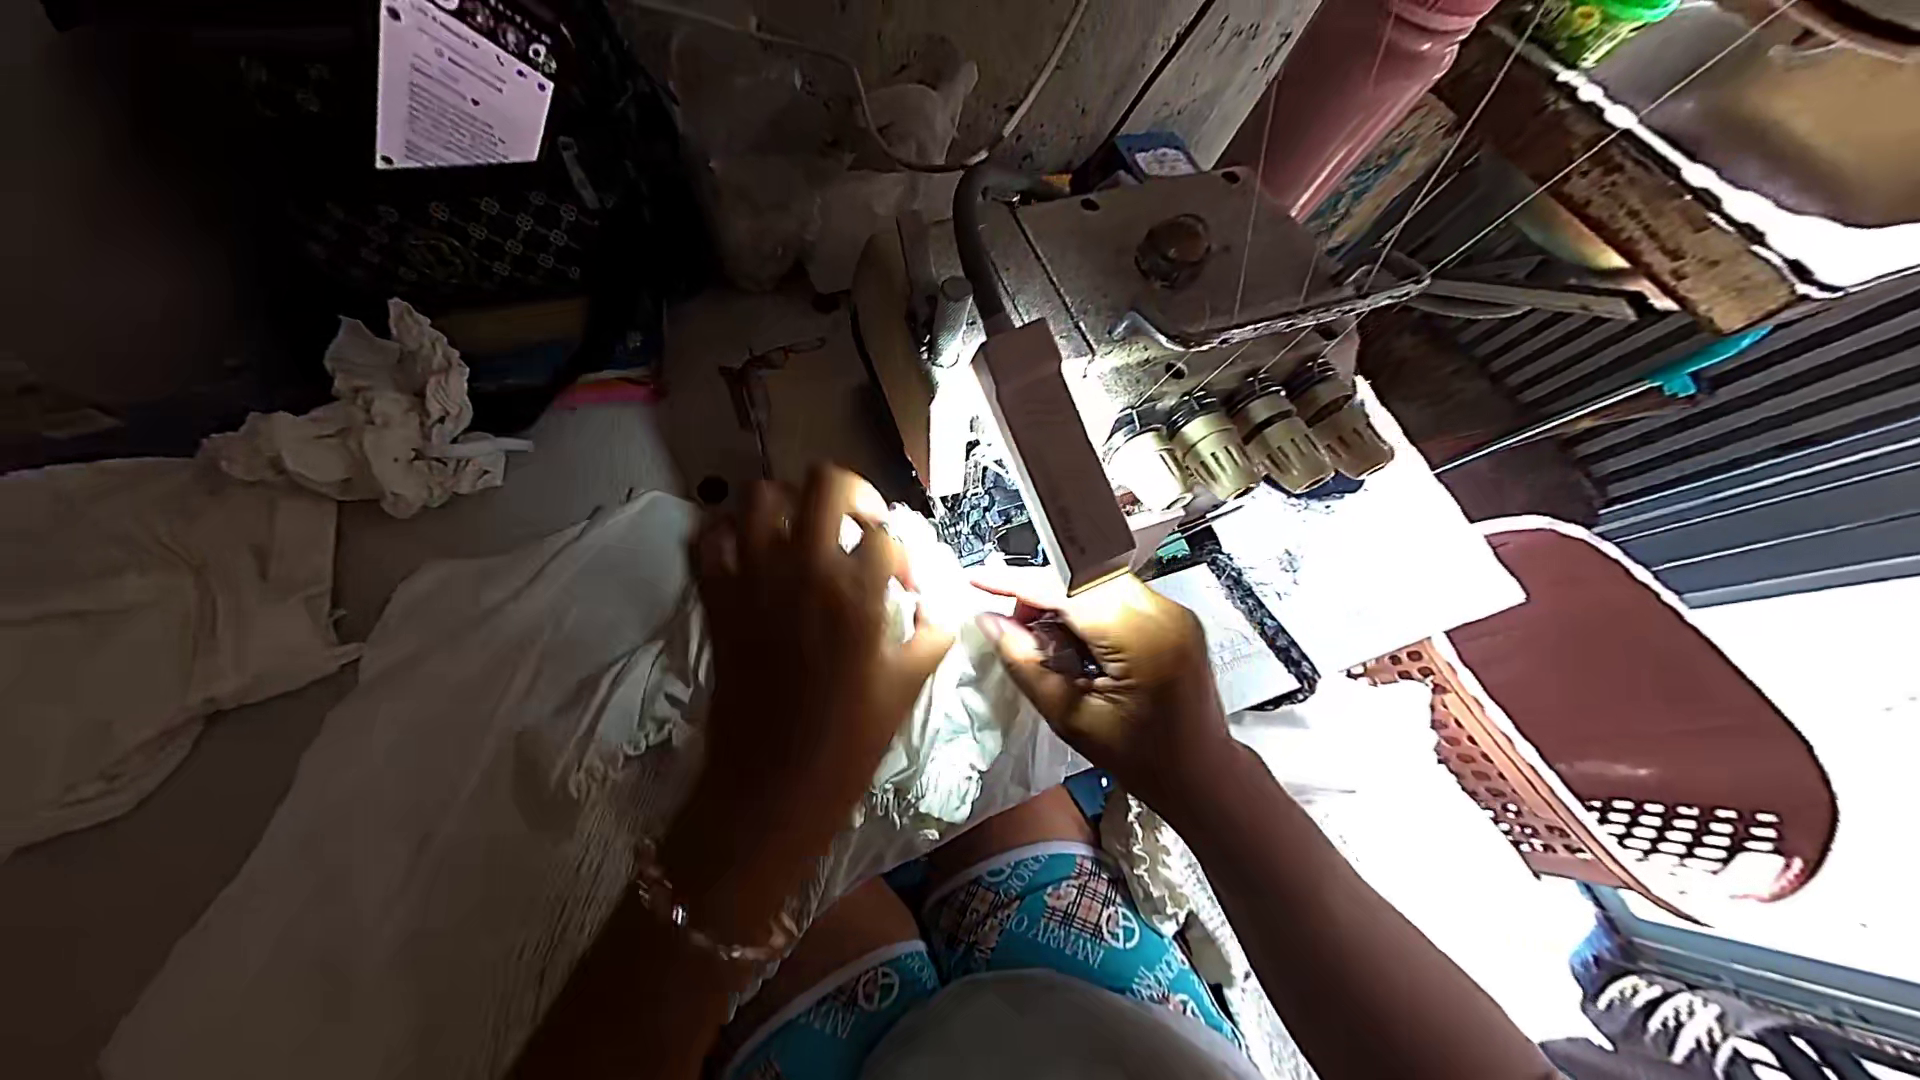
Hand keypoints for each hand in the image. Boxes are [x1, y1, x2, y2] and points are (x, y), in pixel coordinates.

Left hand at [666, 466, 950, 929]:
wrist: (774, 783)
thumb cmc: (851, 737)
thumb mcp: (910, 681)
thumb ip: (934, 629)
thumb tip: (934, 598)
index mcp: (857, 592)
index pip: (885, 532)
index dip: (900, 550)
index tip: (901, 578)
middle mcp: (803, 570)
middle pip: (826, 484)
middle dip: (853, 495)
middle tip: (859, 527)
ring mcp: (753, 580)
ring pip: (762, 497)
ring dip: (792, 506)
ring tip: (807, 536)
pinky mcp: (718, 599)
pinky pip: (711, 540)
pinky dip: (731, 534)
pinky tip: (756, 556)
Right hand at [975, 570, 1239, 816]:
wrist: (1201, 772)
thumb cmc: (1142, 758)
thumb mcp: (1071, 718)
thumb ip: (1027, 664)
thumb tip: (991, 622)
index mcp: (1143, 639)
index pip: (1068, 591)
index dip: (1018, 583)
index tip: (982, 579)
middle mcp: (1164, 613)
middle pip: (1083, 577)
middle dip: (1041, 594)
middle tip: (1018, 629)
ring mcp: (1173, 610)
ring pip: (1097, 580)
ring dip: (1062, 600)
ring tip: (1049, 643)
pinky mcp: (1173, 615)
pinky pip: (1116, 593)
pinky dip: (1086, 608)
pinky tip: (1077, 643)